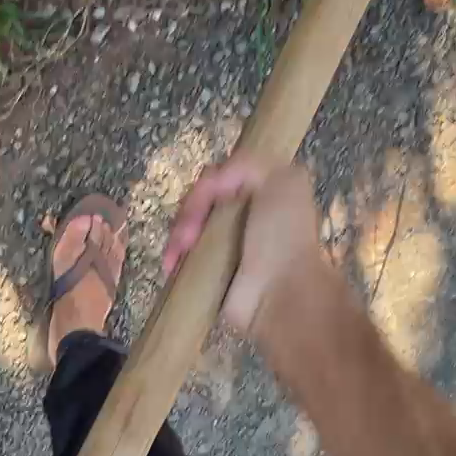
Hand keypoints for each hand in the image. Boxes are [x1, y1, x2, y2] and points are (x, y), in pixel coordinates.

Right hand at [162, 155, 322, 334]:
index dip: (207, 185)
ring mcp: (223, 247)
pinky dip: (173, 258)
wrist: (279, 292)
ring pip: (186, 228)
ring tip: (178, 255)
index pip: (219, 178)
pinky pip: (182, 256)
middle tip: (189, 233)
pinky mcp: (209, 272)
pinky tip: (172, 266)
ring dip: (177, 236)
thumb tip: (213, 179)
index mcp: (260, 194)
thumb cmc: (283, 237)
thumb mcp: (283, 180)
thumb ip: (248, 163)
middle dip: (188, 212)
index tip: (207, 197)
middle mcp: (241, 218)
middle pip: (198, 202)